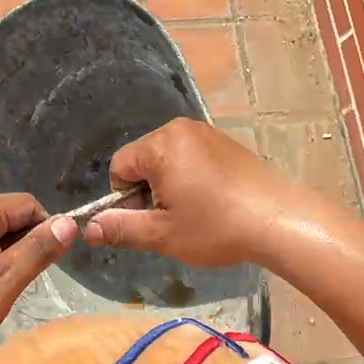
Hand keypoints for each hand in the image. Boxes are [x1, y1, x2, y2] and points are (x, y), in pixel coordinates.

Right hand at [85, 118, 302, 266]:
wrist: (276, 217)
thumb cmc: (215, 226)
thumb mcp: (163, 234)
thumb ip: (122, 228)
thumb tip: (88, 228)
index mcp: (158, 145)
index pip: (119, 167)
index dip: (126, 198)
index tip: (152, 219)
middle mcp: (177, 128)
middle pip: (143, 159)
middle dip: (149, 188)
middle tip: (176, 219)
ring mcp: (202, 130)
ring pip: (167, 157)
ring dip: (171, 183)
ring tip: (197, 211)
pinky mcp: (222, 139)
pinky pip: (190, 154)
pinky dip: (192, 175)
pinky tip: (213, 199)